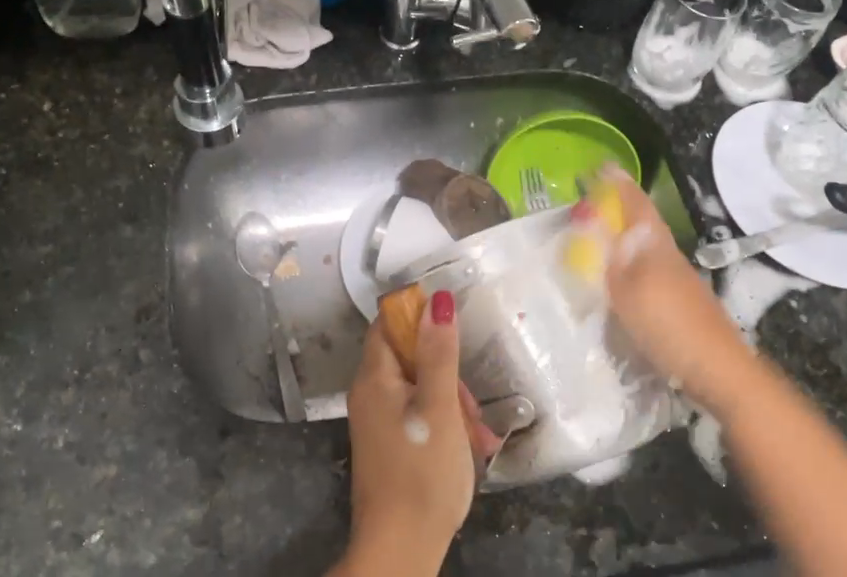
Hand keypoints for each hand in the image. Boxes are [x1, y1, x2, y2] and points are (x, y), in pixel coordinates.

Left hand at [334, 291, 499, 576]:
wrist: (400, 547)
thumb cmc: (422, 470)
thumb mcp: (439, 406)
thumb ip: (438, 352)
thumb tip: (435, 299)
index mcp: (373, 377)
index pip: (387, 324)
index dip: (418, 317)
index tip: (452, 330)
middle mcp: (369, 394)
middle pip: (408, 357)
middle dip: (445, 371)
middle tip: (470, 403)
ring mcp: (378, 422)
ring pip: (419, 389)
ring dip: (452, 402)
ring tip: (477, 435)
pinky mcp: (390, 445)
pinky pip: (418, 416)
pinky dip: (444, 424)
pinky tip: (470, 448)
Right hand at [593, 166, 758, 415]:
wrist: (721, 372)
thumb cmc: (669, 326)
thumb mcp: (628, 292)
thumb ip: (614, 259)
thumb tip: (606, 225)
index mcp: (654, 246)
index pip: (636, 204)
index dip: (619, 184)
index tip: (603, 166)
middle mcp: (668, 256)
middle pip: (642, 224)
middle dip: (619, 210)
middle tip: (592, 205)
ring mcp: (679, 280)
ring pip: (647, 248)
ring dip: (625, 239)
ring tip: (600, 242)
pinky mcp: (683, 304)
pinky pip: (650, 271)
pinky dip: (632, 266)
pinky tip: (622, 282)